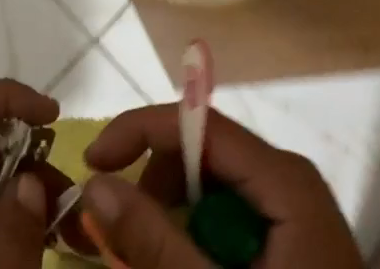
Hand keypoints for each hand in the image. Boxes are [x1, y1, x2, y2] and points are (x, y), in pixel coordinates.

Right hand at [79, 104, 362, 268]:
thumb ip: (157, 243)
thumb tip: (95, 184)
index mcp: (284, 180)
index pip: (195, 124)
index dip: (137, 132)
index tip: (92, 164)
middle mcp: (285, 179)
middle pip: (195, 153)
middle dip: (150, 187)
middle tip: (122, 234)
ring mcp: (286, 207)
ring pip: (201, 185)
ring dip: (165, 216)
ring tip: (152, 258)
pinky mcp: (283, 235)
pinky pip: (219, 215)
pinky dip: (189, 236)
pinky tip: (182, 264)